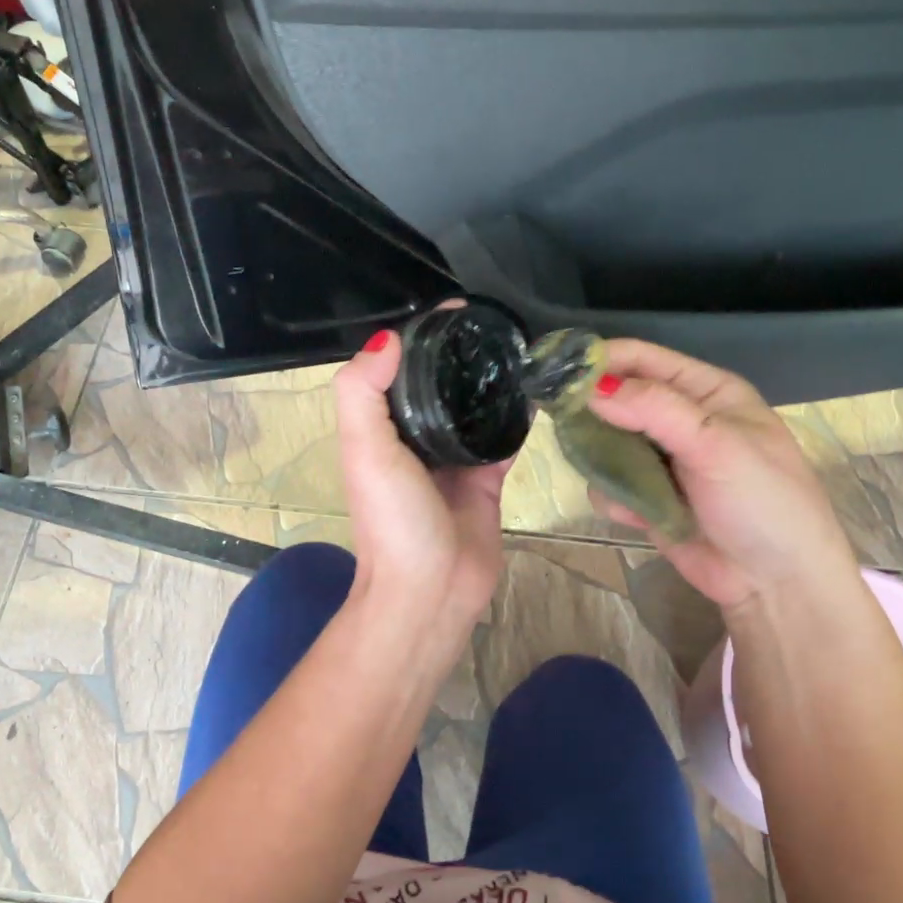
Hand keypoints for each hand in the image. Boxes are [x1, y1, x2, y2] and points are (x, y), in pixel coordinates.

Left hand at [333, 328, 514, 629]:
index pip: (400, 369)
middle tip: (500, 325)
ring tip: (524, 348)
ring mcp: (453, 459)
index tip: (458, 310)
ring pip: (475, 408)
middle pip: (440, 384)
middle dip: (463, 355)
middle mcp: (415, 438)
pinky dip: (519, 418)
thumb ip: (364, 393)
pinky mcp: (487, 480)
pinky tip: (539, 392)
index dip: (423, 337)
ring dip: (492, 383)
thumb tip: (390, 338)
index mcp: (381, 428)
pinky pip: (505, 440)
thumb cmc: (392, 520)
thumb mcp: (365, 451)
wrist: (432, 591)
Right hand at [583, 339, 856, 609]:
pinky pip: (609, 484)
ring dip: (601, 460)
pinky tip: (636, 517)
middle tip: (565, 424)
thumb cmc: (762, 502)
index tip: (558, 372)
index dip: (601, 360)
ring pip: (605, 442)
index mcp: (707, 391)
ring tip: (617, 480)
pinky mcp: (647, 497)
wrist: (776, 585)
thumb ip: (655, 409)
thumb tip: (591, 387)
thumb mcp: (716, 445)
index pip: (643, 359)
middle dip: (592, 413)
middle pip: (616, 398)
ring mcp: (662, 460)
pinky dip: (614, 496)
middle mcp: (681, 419)